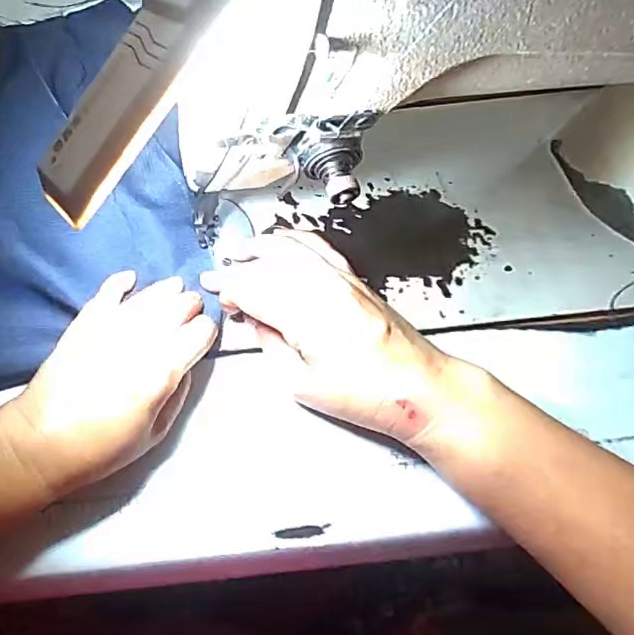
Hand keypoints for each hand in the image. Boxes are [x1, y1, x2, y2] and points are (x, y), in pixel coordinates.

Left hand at [0, 271, 217, 498]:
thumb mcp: (155, 433)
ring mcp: (110, 326)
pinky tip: (131, 279)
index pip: (199, 333)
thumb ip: (177, 396)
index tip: (204, 336)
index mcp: (163, 370)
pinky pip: (107, 292)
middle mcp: (141, 340)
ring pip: (147, 297)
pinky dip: (121, 282)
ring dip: (165, 290)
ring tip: (175, 288)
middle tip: (192, 310)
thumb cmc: (102, 447)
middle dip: (189, 306)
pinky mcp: (85, 322)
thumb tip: (185, 367)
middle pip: (177, 308)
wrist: (43, 440)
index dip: (206, 332)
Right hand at [200, 231, 482, 450]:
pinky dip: (293, 240)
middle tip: (221, 276)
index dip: (227, 288)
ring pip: (291, 246)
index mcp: (305, 312)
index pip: (251, 287)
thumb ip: (271, 344)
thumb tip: (255, 323)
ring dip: (262, 246)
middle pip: (268, 262)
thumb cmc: (368, 394)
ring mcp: (341, 277)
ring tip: (243, 250)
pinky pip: (317, 245)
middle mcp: (323, 286)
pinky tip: (284, 242)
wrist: (420, 388)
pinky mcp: (355, 277)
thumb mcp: (300, 383)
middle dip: (238, 267)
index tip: (213, 289)